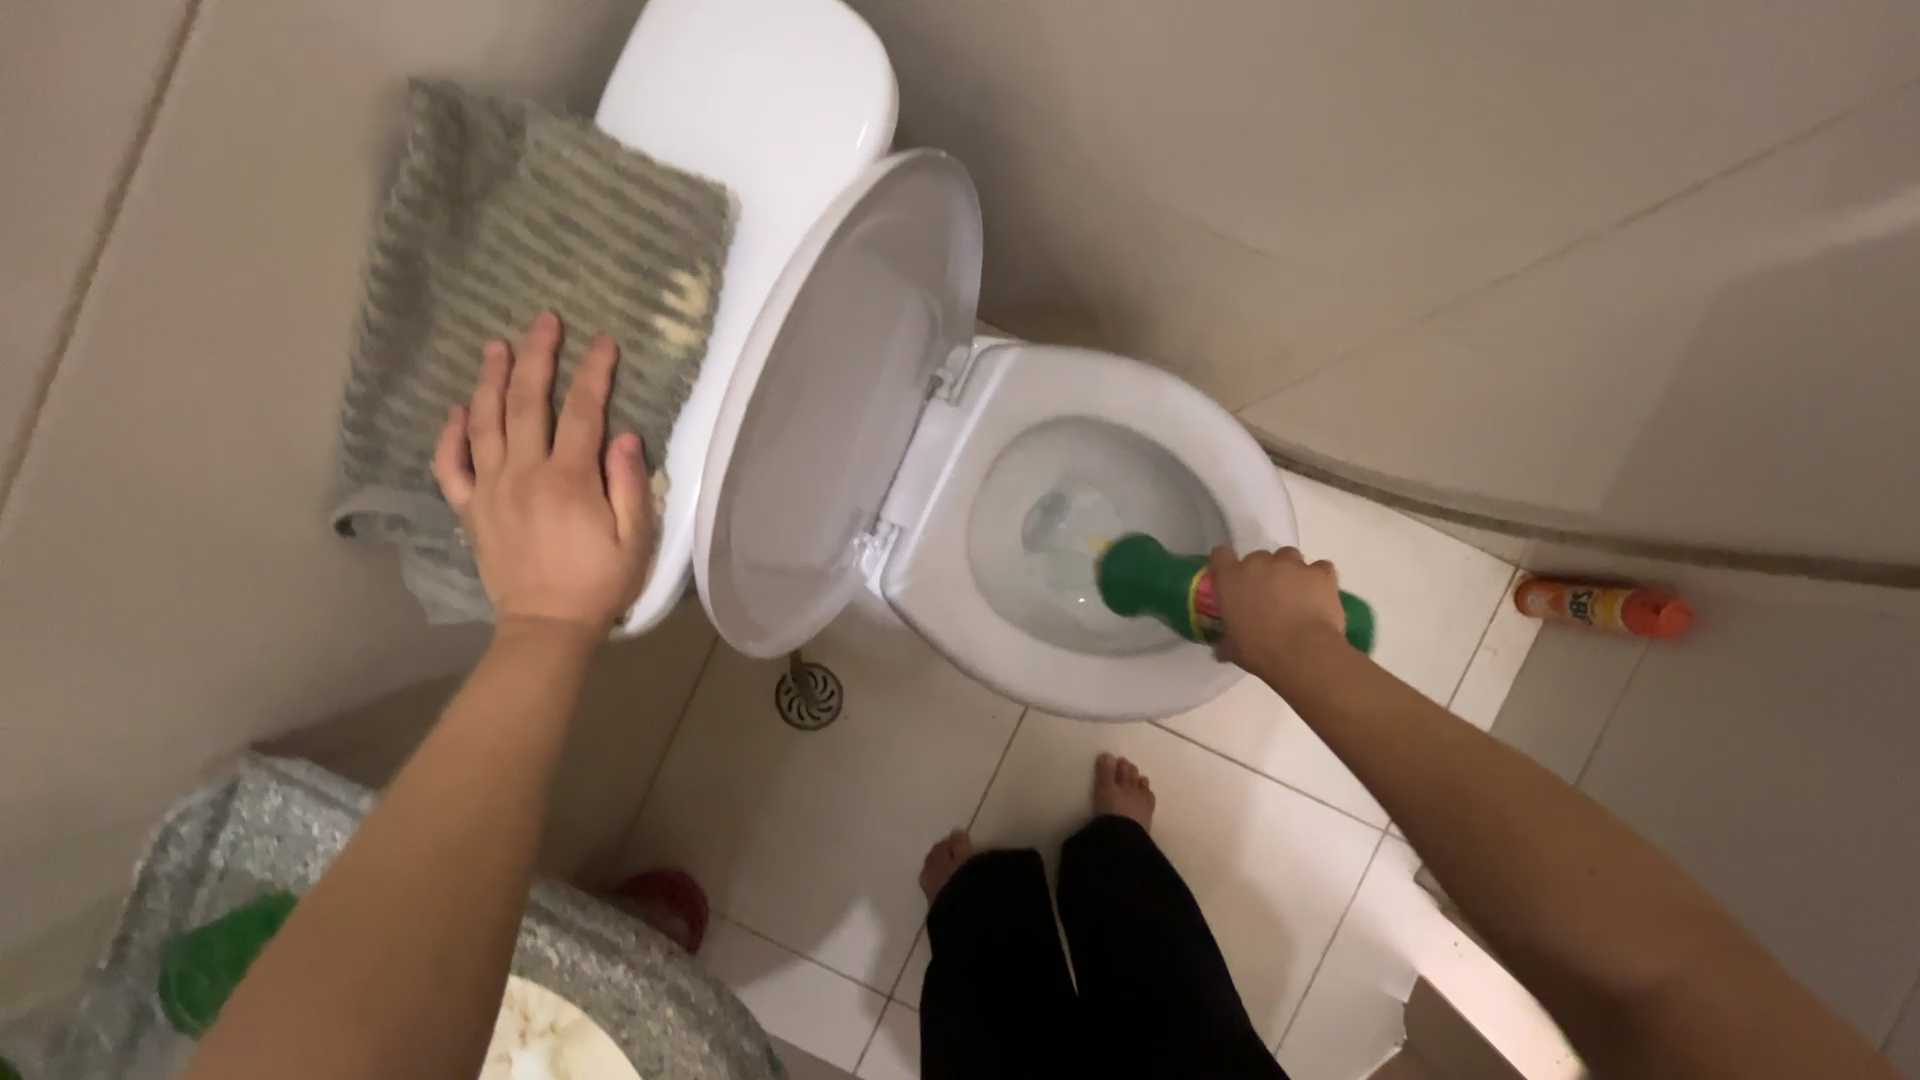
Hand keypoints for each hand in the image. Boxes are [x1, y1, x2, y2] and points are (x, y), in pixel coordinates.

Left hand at [432, 311, 654, 637]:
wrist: (547, 626)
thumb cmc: (600, 583)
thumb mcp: (635, 539)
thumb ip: (628, 484)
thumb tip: (623, 435)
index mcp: (570, 479)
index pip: (584, 411)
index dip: (595, 372)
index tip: (603, 341)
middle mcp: (525, 474)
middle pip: (529, 402)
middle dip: (537, 357)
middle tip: (544, 320)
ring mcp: (491, 490)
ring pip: (485, 422)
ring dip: (491, 379)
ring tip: (496, 344)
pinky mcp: (470, 510)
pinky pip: (450, 465)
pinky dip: (450, 433)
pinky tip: (458, 409)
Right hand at [1207, 546, 1347, 675]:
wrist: (1303, 651)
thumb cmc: (1259, 649)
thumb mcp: (1232, 649)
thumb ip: (1225, 642)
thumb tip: (1221, 650)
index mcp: (1231, 578)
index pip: (1220, 555)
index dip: (1224, 564)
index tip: (1229, 578)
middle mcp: (1260, 563)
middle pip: (1257, 557)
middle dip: (1261, 572)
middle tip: (1266, 595)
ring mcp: (1292, 564)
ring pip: (1288, 556)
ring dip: (1289, 570)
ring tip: (1294, 592)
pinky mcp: (1320, 573)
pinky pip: (1320, 567)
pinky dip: (1318, 578)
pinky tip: (1319, 594)